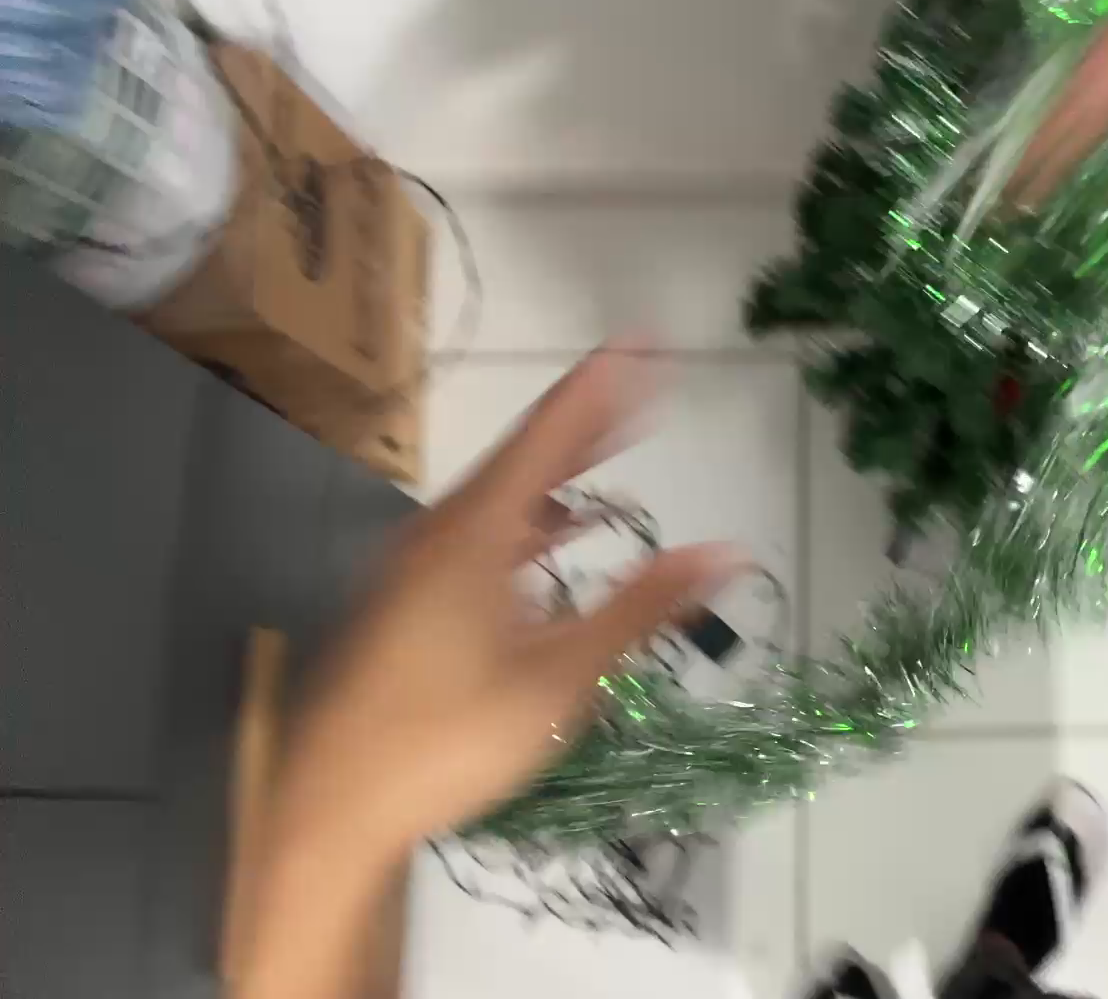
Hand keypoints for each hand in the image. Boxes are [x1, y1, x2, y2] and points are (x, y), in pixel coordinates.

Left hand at [274, 347, 739, 859]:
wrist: (326, 816)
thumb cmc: (450, 741)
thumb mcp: (564, 676)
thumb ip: (645, 606)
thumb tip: (727, 553)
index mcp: (474, 538)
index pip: (548, 438)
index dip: (598, 388)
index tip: (638, 344)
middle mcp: (443, 534)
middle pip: (528, 455)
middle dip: (592, 417)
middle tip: (647, 381)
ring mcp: (422, 564)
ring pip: (507, 492)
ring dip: (567, 465)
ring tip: (616, 441)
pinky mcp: (416, 595)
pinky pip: (489, 528)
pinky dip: (537, 513)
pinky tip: (565, 527)